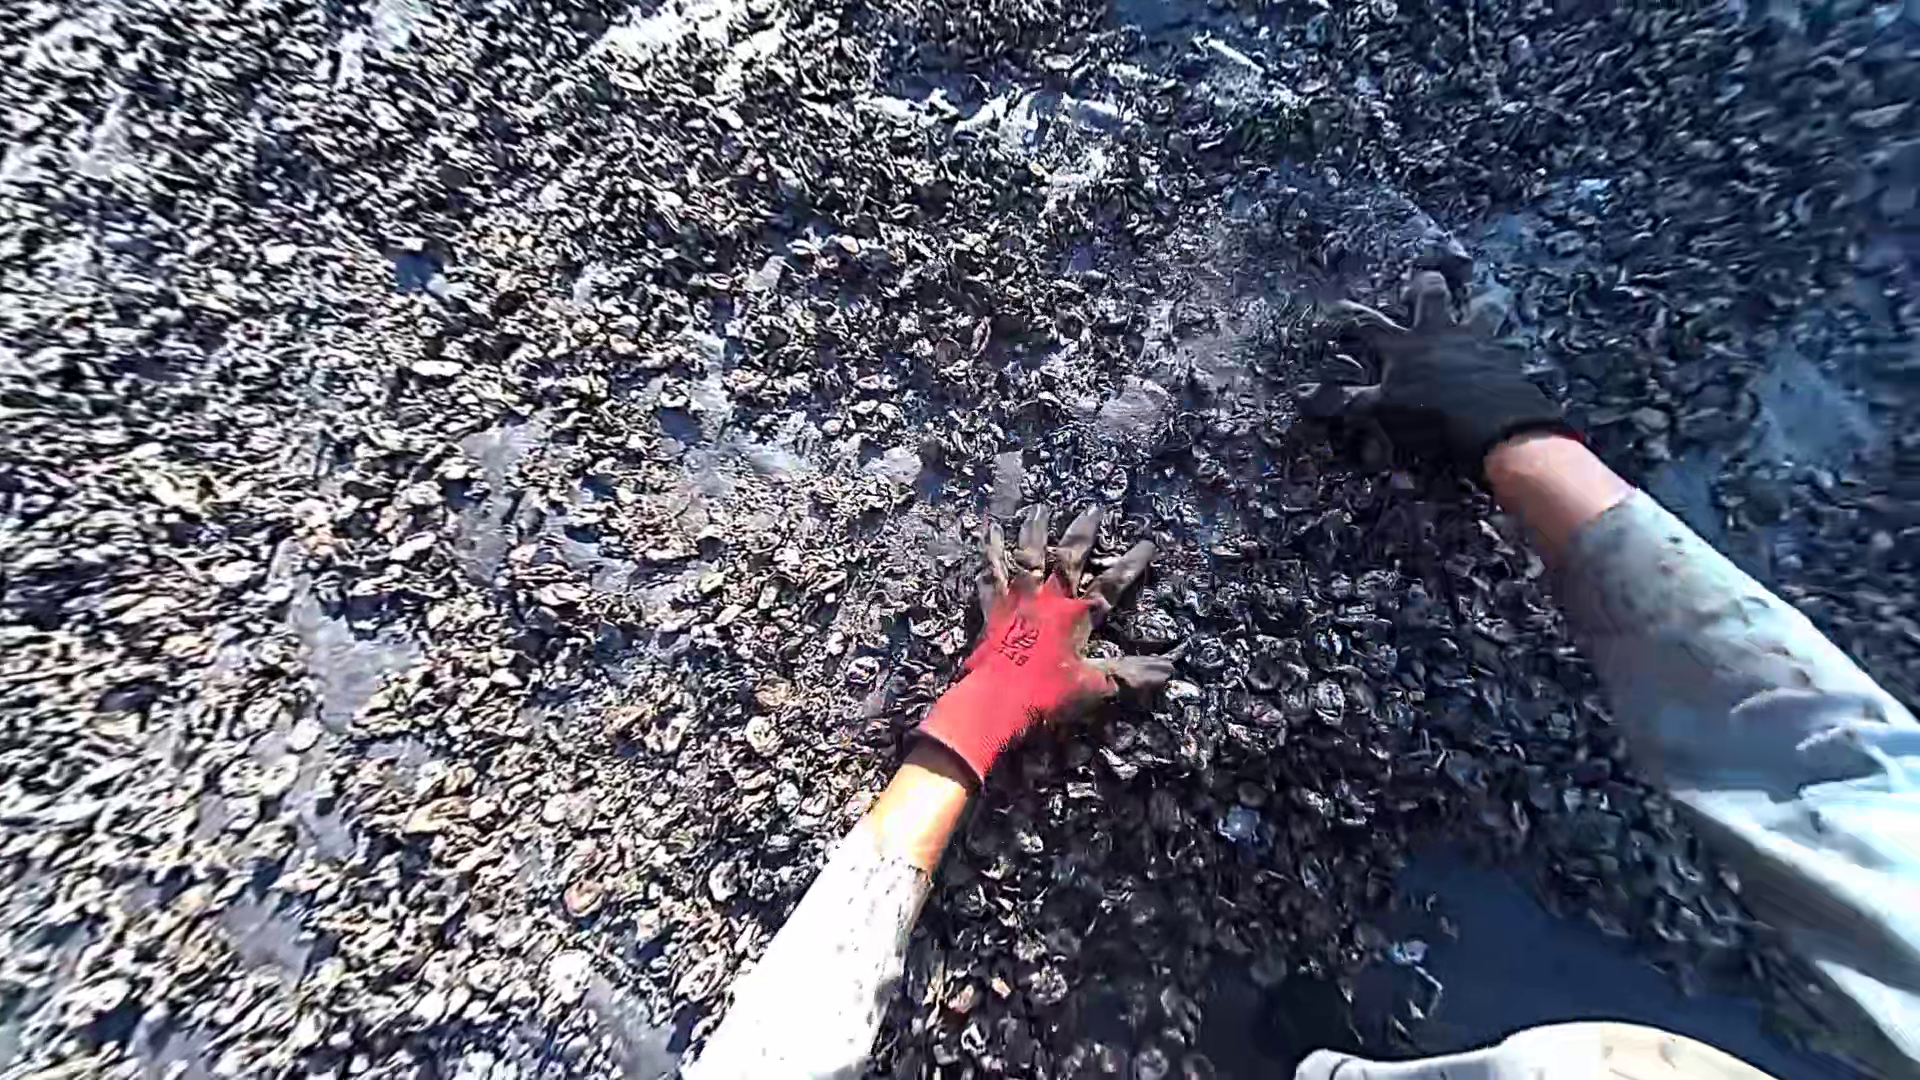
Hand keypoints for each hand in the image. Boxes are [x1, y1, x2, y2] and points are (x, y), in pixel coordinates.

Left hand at [918, 504, 1173, 782]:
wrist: (997, 699)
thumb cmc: (1047, 694)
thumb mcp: (1095, 687)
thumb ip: (1130, 675)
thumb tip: (1169, 671)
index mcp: (1076, 616)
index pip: (1112, 585)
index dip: (1130, 564)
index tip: (1147, 543)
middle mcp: (1049, 598)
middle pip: (1068, 559)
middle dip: (1083, 534)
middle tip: (1092, 510)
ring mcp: (1018, 599)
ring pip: (1028, 557)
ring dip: (1034, 532)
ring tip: (1039, 510)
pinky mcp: (993, 607)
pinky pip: (989, 574)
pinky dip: (989, 553)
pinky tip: (987, 532)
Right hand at [1300, 270, 1572, 471]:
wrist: (1497, 425)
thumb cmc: (1429, 416)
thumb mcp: (1378, 410)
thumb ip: (1342, 401)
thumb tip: (1299, 394)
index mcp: (1404, 347)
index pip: (1367, 326)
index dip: (1347, 319)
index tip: (1332, 313)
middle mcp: (1439, 335)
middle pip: (1430, 299)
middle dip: (1423, 286)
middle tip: (1422, 276)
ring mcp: (1476, 342)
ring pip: (1480, 310)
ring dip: (1478, 302)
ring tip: (1482, 296)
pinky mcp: (1505, 358)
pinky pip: (1503, 340)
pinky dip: (1501, 338)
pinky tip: (1502, 343)